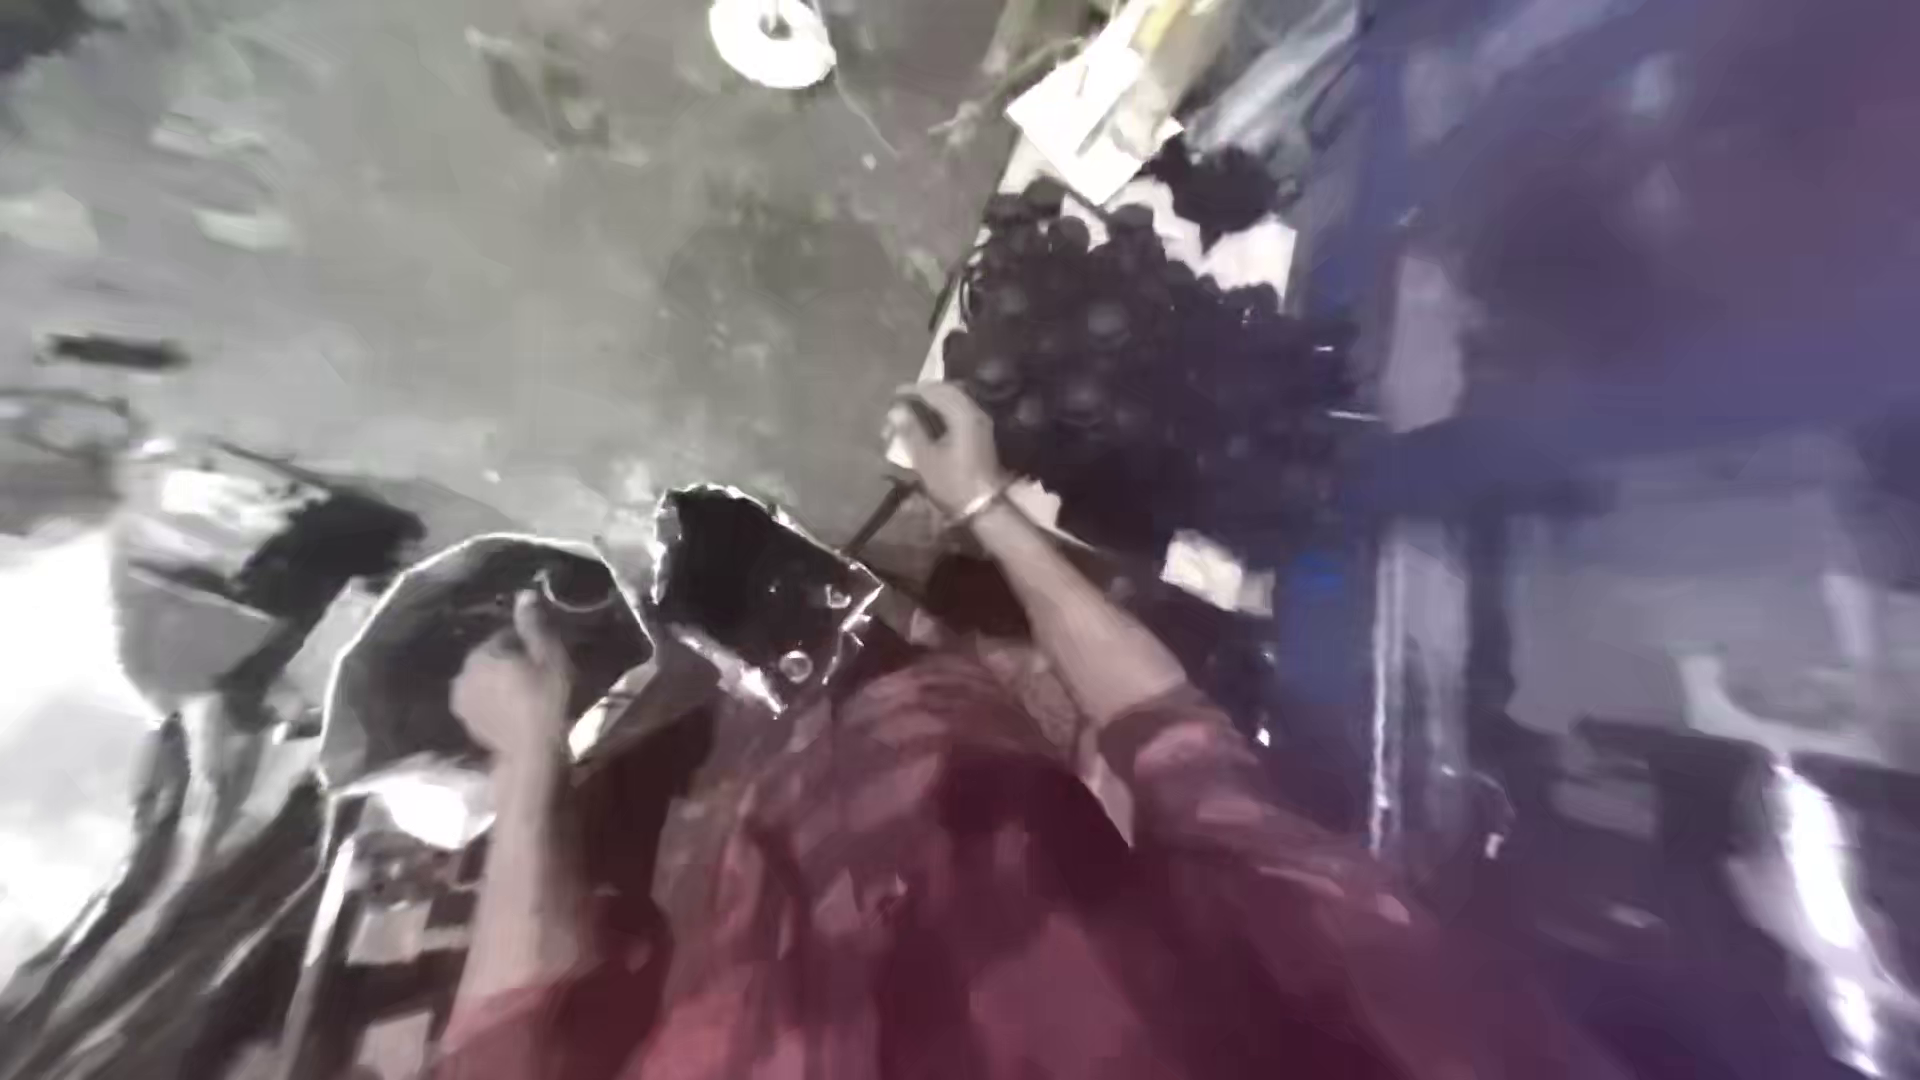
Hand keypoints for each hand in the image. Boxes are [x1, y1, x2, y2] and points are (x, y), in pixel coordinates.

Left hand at [450, 590, 573, 765]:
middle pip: (492, 656)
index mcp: (483, 653)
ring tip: (527, 689)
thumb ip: (534, 625)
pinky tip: (514, 706)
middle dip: (512, 659)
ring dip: (501, 679)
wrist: (531, 749)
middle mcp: (463, 672)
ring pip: (484, 677)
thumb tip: (525, 593)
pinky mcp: (464, 718)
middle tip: (540, 671)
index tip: (547, 653)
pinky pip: (481, 697)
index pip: (505, 634)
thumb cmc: (546, 697)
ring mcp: (459, 698)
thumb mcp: (550, 656)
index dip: (529, 642)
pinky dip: (494, 697)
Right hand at [888, 381, 1005, 515]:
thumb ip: (910, 430)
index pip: (935, 391)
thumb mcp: (925, 458)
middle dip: (923, 393)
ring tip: (913, 410)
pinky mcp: (981, 432)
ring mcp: (980, 422)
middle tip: (902, 401)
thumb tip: (896, 410)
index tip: (894, 395)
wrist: (982, 505)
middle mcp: (975, 412)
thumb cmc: (952, 483)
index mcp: (963, 415)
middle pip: (948, 390)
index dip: (913, 390)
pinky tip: (930, 420)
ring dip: (934, 400)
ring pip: (955, 399)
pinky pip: (960, 409)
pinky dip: (944, 409)